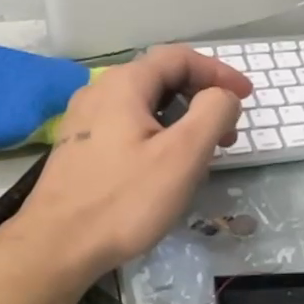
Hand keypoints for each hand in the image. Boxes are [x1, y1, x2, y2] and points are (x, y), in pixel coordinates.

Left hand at [5, 46, 251, 273]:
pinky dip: (157, 137)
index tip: (246, 97)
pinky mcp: (78, 151)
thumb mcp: (182, 156)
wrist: (57, 246)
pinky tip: (165, 171)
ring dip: (181, 122)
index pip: (179, 57)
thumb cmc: (124, 200)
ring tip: (202, 155)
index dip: (218, 72)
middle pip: (160, 79)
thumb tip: (223, 96)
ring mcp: (84, 123)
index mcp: (124, 85)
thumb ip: (212, 114)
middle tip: (228, 133)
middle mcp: (98, 92)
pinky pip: (127, 130)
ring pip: (144, 107)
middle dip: (201, 99)